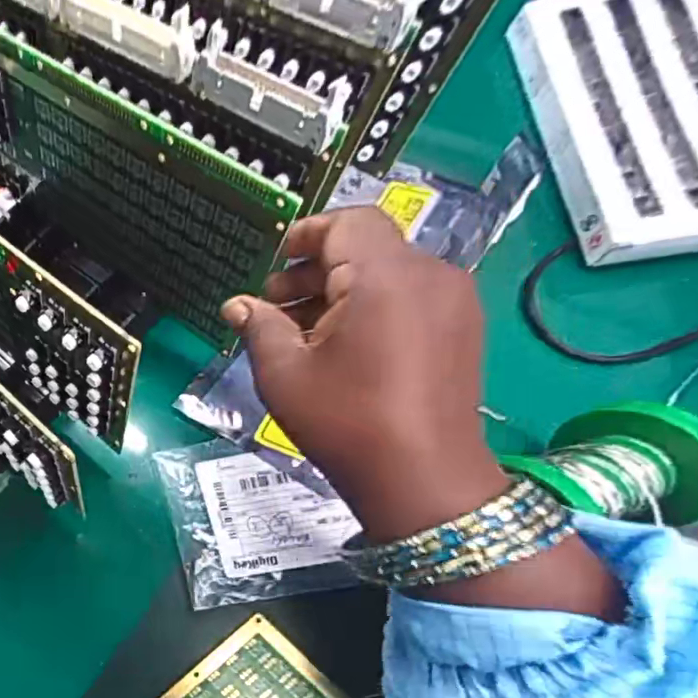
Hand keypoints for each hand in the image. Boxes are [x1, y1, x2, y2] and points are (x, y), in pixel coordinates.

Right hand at [222, 207, 506, 541]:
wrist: (419, 474)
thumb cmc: (343, 419)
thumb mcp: (284, 373)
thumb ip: (259, 327)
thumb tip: (237, 305)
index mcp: (385, 278)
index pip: (349, 223)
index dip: (307, 233)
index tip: (274, 258)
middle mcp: (430, 277)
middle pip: (367, 249)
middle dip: (314, 270)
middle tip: (271, 304)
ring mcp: (452, 303)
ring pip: (387, 275)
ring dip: (338, 291)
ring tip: (298, 331)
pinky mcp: (459, 330)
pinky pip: (407, 299)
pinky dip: (368, 308)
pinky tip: (336, 347)